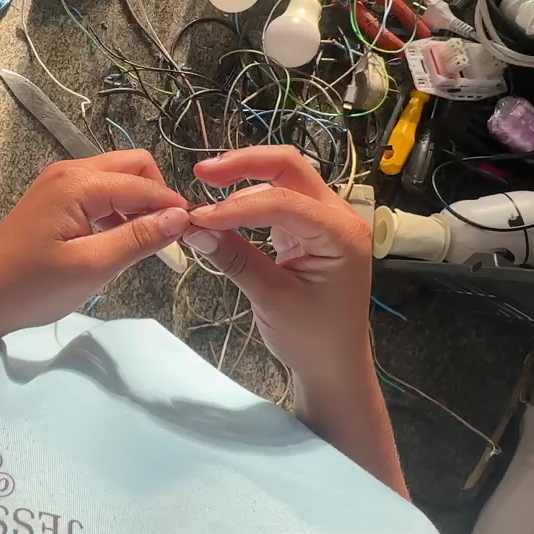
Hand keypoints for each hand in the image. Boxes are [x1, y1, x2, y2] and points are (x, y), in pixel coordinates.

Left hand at [0, 150, 189, 338]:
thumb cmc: (32, 287)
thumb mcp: (92, 267)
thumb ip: (139, 238)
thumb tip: (182, 217)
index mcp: (78, 183)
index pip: (143, 184)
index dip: (173, 206)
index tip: (196, 234)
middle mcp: (70, 171)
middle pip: (133, 167)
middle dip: (156, 197)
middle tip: (166, 237)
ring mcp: (60, 182)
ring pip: (117, 178)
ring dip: (138, 204)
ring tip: (146, 244)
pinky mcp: (55, 198)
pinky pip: (100, 192)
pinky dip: (118, 210)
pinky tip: (118, 240)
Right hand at [181, 146, 375, 400]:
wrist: (334, 368)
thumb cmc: (312, 339)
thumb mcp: (271, 298)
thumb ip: (234, 257)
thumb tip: (192, 227)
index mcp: (341, 233)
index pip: (283, 201)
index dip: (236, 206)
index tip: (198, 218)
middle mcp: (338, 216)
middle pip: (289, 168)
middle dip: (244, 164)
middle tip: (201, 172)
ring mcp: (324, 220)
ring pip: (283, 178)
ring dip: (244, 177)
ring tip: (206, 187)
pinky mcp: (308, 229)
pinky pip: (277, 200)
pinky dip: (248, 199)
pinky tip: (223, 207)